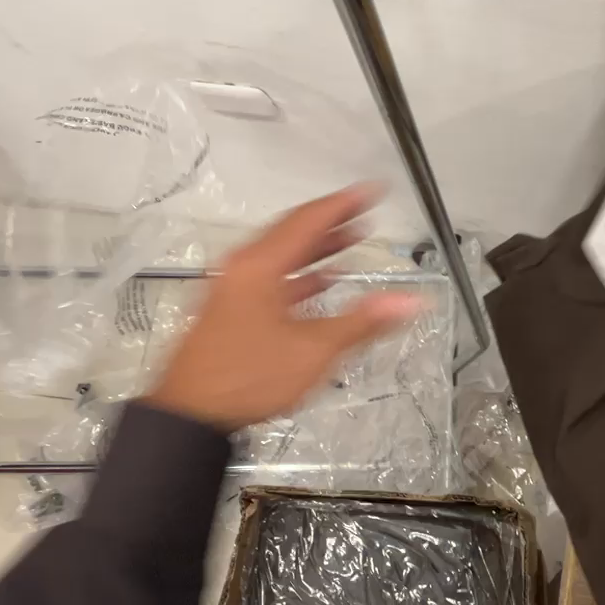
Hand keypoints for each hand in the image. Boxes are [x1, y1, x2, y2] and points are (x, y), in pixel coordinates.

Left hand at [144, 185, 421, 431]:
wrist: (192, 413)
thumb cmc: (248, 377)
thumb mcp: (315, 350)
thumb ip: (365, 322)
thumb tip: (411, 301)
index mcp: (260, 267)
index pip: (309, 220)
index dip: (345, 203)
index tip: (372, 190)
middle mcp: (244, 269)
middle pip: (293, 232)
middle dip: (333, 221)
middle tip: (364, 210)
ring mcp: (236, 289)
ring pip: (283, 256)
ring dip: (319, 247)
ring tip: (351, 239)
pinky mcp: (234, 310)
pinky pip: (273, 278)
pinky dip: (301, 274)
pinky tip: (321, 281)